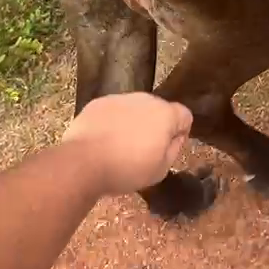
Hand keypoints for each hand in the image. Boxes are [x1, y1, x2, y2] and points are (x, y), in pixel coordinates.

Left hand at [58, 93, 192, 196]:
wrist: (83, 163)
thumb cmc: (127, 169)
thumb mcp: (161, 170)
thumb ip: (174, 149)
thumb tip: (174, 138)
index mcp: (165, 114)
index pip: (184, 115)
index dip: (180, 132)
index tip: (167, 148)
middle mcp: (146, 99)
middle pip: (158, 110)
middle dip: (155, 126)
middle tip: (143, 150)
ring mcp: (120, 98)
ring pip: (135, 109)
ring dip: (133, 123)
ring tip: (119, 147)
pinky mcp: (98, 102)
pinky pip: (113, 111)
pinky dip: (112, 122)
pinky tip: (102, 141)